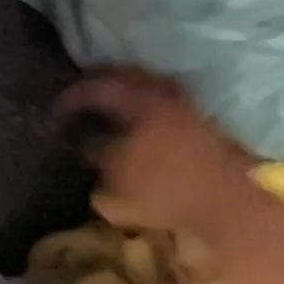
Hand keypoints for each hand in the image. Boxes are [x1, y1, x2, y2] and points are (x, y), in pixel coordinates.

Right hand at [54, 68, 262, 240]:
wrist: (228, 206)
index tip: (55, 111)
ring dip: (125, 96)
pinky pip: (163, 104)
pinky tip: (137, 126)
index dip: (71, 96)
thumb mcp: (115, 174)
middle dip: (100, 85)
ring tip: (107, 111)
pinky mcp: (201, 124)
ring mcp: (187, 107)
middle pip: (126, 78)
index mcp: (140, 99)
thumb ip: (95, 150)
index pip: (97, 86)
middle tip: (79, 98)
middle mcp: (164, 94)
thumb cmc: (165, 189)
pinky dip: (145, 109)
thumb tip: (81, 139)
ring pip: (147, 89)